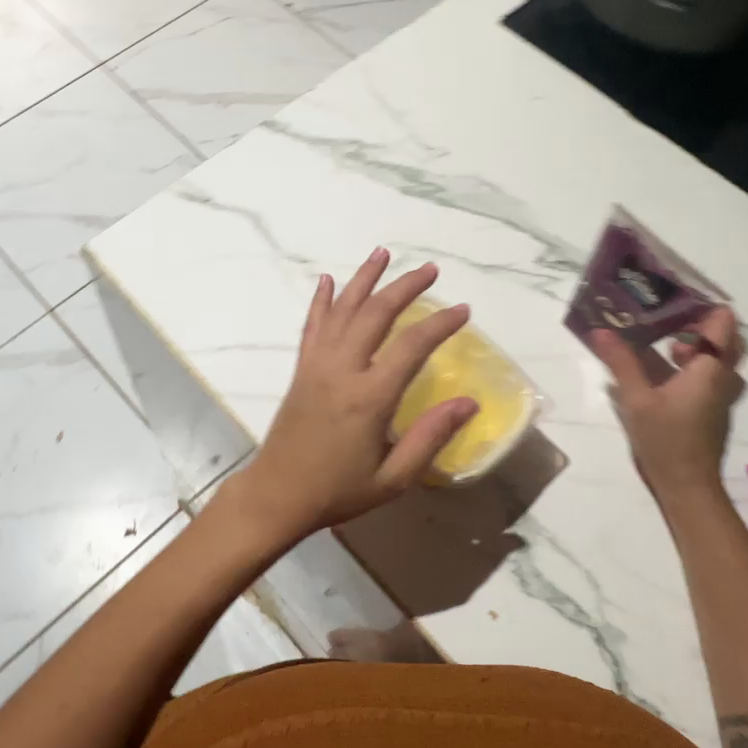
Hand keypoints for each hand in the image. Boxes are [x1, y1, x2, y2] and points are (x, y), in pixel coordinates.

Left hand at [216, 248, 478, 546]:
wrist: (278, 494)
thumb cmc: (339, 490)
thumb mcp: (394, 477)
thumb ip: (430, 437)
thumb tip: (469, 403)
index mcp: (369, 397)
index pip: (411, 346)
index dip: (439, 325)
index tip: (463, 311)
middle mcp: (341, 370)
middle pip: (375, 313)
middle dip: (405, 287)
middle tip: (431, 270)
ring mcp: (316, 365)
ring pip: (342, 309)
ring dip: (364, 279)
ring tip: (383, 253)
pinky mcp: (301, 369)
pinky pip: (312, 325)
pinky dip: (322, 300)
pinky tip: (329, 280)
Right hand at [589, 307, 746, 501]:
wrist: (687, 486)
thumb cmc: (666, 440)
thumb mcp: (636, 399)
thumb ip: (621, 362)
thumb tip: (601, 331)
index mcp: (711, 369)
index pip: (723, 321)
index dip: (703, 303)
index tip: (673, 294)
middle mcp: (724, 377)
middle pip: (723, 337)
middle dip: (695, 322)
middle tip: (662, 316)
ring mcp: (720, 394)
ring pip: (716, 356)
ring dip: (690, 344)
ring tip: (655, 341)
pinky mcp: (711, 408)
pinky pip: (706, 374)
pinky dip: (687, 363)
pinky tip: (654, 369)